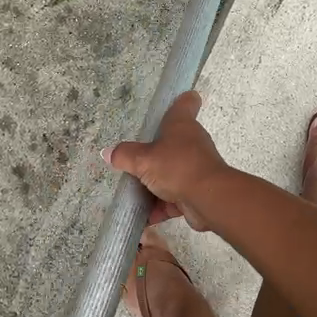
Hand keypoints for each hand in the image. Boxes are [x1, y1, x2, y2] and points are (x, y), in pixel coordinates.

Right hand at [104, 91, 230, 229]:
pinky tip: (146, 217)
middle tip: (135, 160)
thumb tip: (107, 152)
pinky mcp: (197, 190)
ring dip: (156, 184)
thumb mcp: (143, 160)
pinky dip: (162, 206)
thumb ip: (124, 155)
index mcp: (181, 124)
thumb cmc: (177, 166)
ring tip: (134, 193)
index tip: (174, 102)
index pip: (186, 102)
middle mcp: (191, 141)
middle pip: (173, 141)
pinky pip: (175, 196)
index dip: (181, 100)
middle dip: (155, 152)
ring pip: (172, 171)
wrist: (208, 199)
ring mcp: (196, 166)